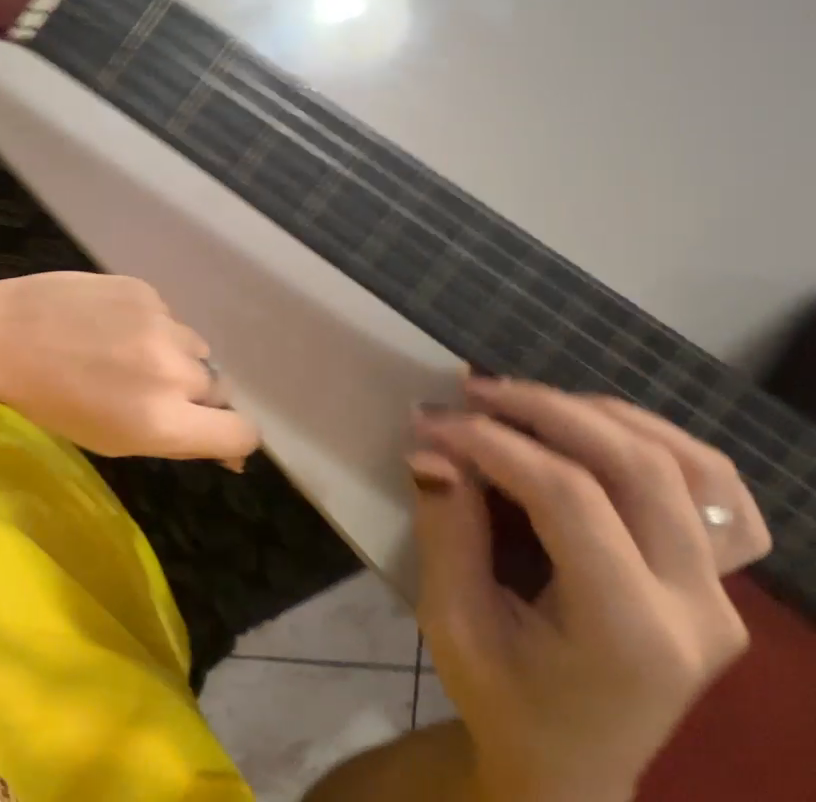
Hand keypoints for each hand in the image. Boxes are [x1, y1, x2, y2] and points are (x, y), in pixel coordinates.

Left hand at [0, 272, 258, 462]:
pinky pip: (165, 316)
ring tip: (121, 354)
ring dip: (173, 356)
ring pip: (195, 347)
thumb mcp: (109, 439)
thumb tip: (228, 447)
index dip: (229, 436)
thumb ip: (173, 439)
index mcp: (163, 421)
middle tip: (144, 390)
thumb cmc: (44, 400)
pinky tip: (105, 325)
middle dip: (192, 395)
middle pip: (218, 388)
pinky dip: (147, 325)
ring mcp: (160, 324)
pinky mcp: (144, 289)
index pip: (242, 432)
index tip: (210, 432)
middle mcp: (173, 372)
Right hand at [408, 377, 762, 801]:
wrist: (567, 761)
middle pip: (640, 468)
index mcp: (626, 628)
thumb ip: (447, 534)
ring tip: (527, 399)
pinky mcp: (719, 582)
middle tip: (471, 391)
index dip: (494, 445)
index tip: (430, 422)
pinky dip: (657, 443)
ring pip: (691, 467)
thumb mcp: (451, 623)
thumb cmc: (498, 698)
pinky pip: (715, 493)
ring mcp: (722, 593)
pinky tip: (598, 430)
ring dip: (604, 416)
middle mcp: (696, 606)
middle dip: (546, 412)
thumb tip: (430, 452)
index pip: (569, 498)